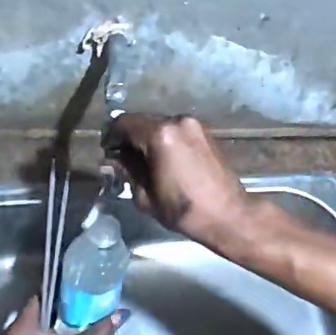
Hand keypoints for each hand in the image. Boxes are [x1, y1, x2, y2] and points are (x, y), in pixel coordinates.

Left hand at [0, 295, 123, 334]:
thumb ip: (100, 331)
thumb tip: (120, 314)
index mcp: (20, 330)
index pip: (38, 300)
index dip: (57, 295)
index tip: (74, 295)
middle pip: (34, 318)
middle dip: (54, 315)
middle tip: (77, 312)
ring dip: (47, 334)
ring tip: (71, 331)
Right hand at [106, 114, 264, 250]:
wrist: (228, 214)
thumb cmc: (184, 209)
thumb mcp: (145, 195)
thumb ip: (128, 170)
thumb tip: (117, 158)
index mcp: (160, 134)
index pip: (124, 123)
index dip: (111, 136)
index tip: (107, 151)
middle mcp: (177, 121)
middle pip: (142, 120)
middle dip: (129, 136)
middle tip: (120, 157)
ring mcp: (194, 124)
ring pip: (160, 124)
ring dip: (147, 137)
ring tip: (142, 160)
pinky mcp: (205, 132)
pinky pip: (176, 129)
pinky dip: (165, 139)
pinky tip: (163, 158)